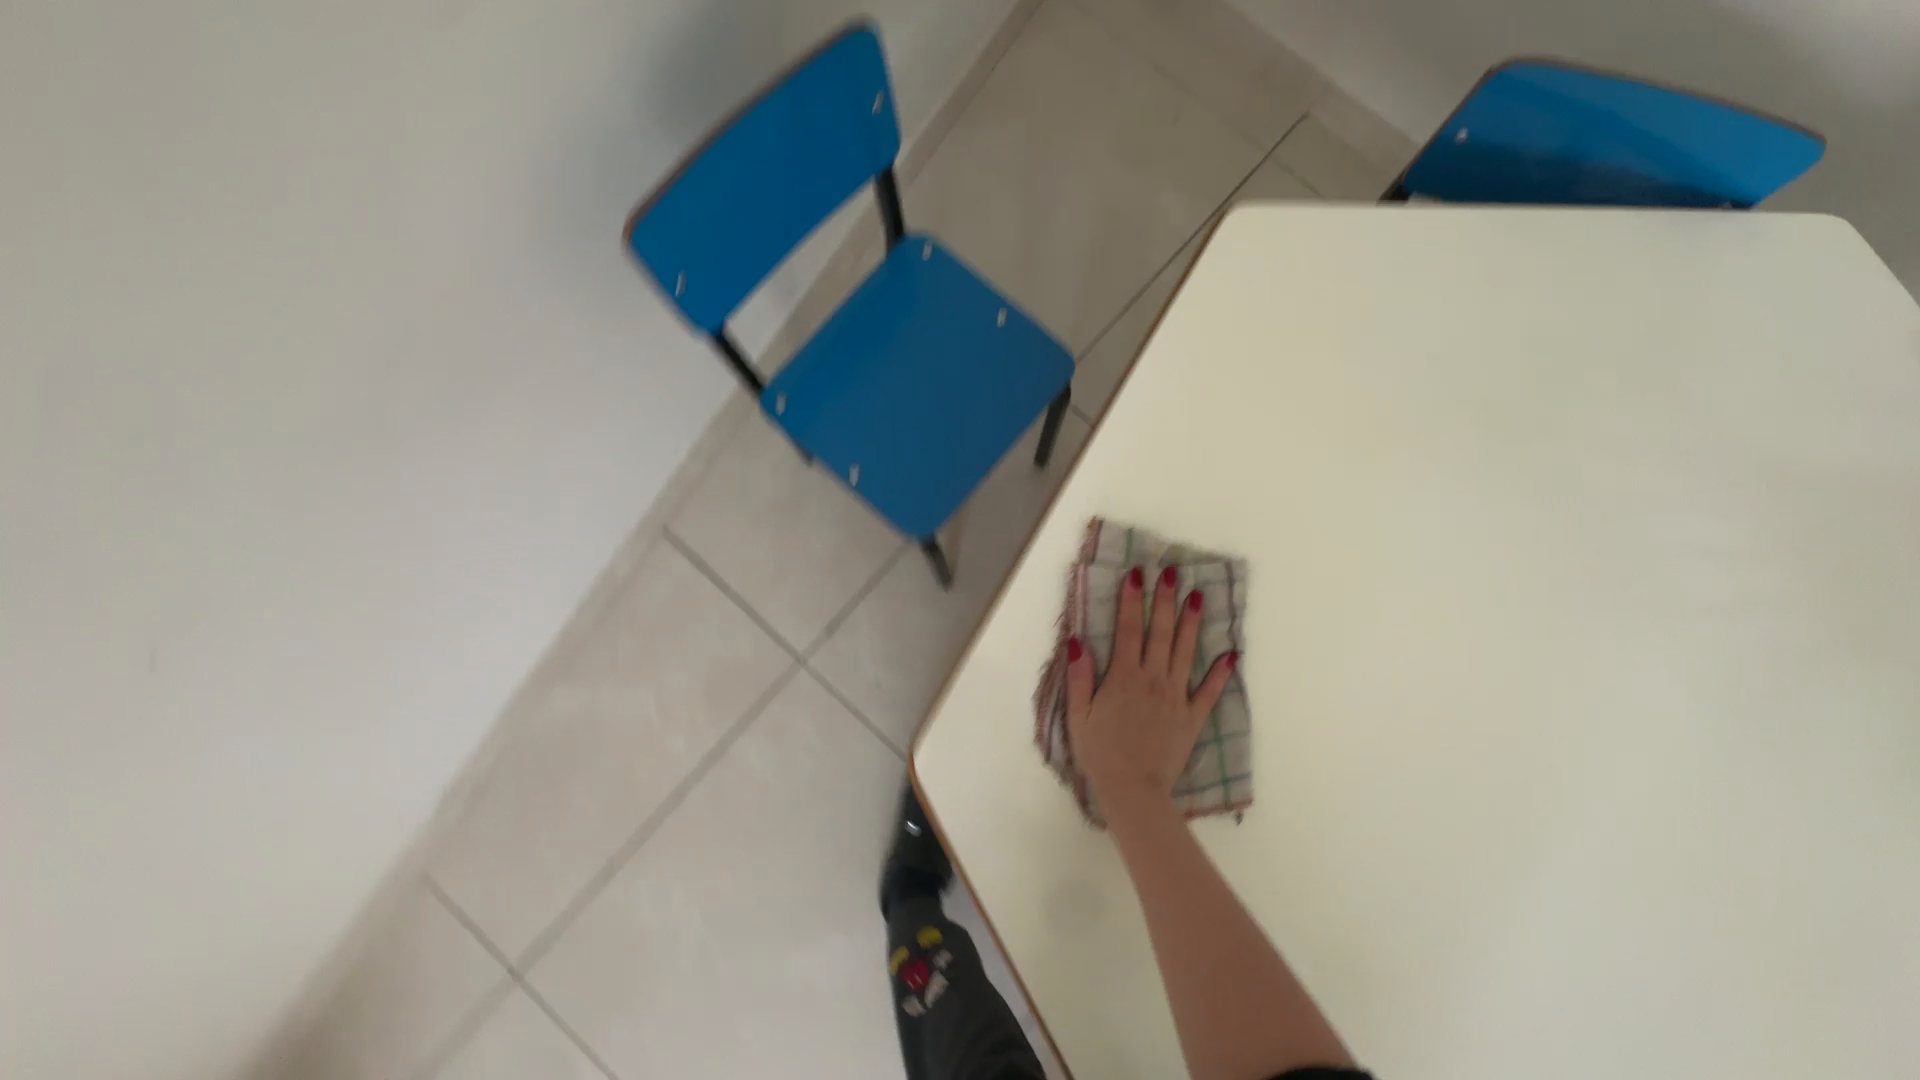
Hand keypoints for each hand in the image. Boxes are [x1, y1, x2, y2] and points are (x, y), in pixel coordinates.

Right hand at [1065, 565, 1237, 819]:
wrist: (1133, 790)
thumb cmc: (1099, 753)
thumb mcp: (1078, 716)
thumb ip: (1079, 677)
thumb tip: (1077, 640)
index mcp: (1123, 677)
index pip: (1127, 629)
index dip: (1131, 599)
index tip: (1136, 574)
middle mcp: (1152, 679)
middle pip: (1160, 633)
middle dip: (1165, 600)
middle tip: (1172, 573)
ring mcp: (1176, 697)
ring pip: (1186, 652)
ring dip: (1192, 623)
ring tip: (1199, 596)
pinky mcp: (1192, 717)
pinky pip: (1209, 691)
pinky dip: (1221, 673)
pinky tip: (1231, 654)